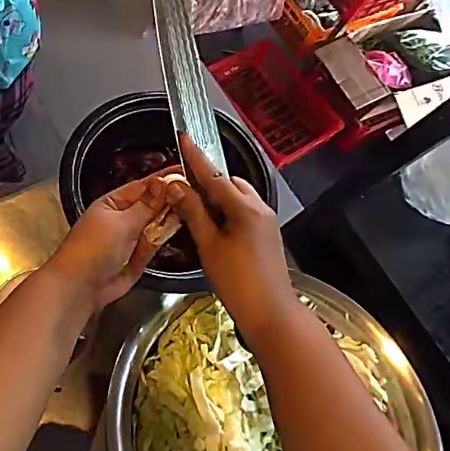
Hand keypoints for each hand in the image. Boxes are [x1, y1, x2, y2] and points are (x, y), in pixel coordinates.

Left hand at [40, 174, 184, 311]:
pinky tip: (178, 224)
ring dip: (169, 216)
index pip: (142, 186)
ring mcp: (131, 237)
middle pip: (151, 204)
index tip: (182, 172)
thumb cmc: (92, 250)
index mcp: (112, 203)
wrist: (81, 288)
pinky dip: (165, 235)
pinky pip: (156, 242)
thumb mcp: (122, 222)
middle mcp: (123, 218)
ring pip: (156, 222)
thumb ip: (147, 205)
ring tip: (190, 205)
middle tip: (192, 189)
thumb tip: (162, 183)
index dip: (162, 179)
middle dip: (169, 198)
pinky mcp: (139, 256)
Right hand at [170, 135, 299, 332]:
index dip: (197, 157)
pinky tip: (213, 224)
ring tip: (195, 207)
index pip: (215, 175)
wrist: (271, 313)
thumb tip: (177, 186)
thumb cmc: (238, 282)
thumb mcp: (209, 246)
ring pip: (238, 196)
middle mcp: (259, 208)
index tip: (185, 137)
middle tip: (183, 187)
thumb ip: (193, 212)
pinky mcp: (267, 234)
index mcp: (245, 208)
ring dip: (218, 196)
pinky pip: (244, 211)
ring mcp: (266, 221)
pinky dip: (227, 210)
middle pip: (229, 183)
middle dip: (208, 180)